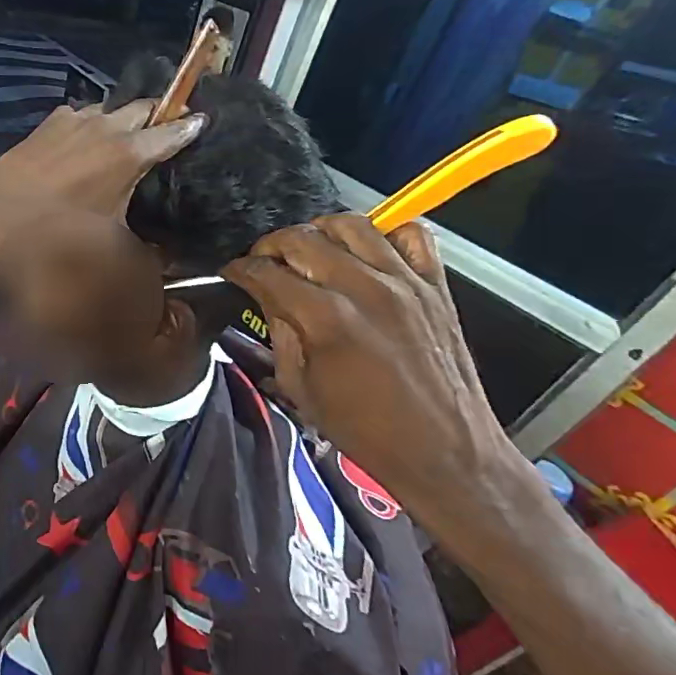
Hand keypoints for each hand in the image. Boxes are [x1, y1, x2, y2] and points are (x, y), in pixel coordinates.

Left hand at [0, 97, 205, 233]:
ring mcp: (76, 120)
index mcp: (130, 153)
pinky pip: (80, 116)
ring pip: (111, 110)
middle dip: (159, 114)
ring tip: (125, 137)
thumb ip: (142, 242)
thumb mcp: (109, 241)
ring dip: (122, 119)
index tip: (203, 122)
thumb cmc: (57, 233)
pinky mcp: (49, 124)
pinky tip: (84, 144)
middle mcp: (107, 127)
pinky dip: (90, 125)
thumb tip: (160, 252)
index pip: (173, 131)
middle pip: (144, 107)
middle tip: (167, 127)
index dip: (191, 127)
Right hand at [221, 215, 552, 550]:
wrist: (442, 449)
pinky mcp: (435, 284)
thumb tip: (271, 298)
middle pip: (302, 238)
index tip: (233, 273)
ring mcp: (403, 281)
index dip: (240, 269)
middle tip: (264, 263)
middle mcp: (362, 287)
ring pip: (351, 224)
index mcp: (324, 318)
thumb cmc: (363, 429)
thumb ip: (281, 333)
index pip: (266, 272)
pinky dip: (385, 233)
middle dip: (271, 246)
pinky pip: (410, 233)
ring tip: (310, 251)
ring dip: (319, 231)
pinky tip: (368, 252)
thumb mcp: (299, 387)